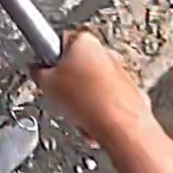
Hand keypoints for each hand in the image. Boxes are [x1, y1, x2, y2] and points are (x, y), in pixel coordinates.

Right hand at [30, 30, 154, 147]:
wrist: (124, 132)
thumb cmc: (88, 102)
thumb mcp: (45, 83)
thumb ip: (37, 71)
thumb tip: (37, 70)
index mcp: (85, 41)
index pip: (60, 41)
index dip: (50, 58)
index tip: (47, 70)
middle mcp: (107, 53)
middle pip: (78, 64)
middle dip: (69, 80)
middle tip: (60, 92)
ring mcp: (123, 75)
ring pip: (94, 84)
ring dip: (84, 98)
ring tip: (77, 112)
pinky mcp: (135, 96)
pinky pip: (110, 101)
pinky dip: (101, 111)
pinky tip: (93, 123)